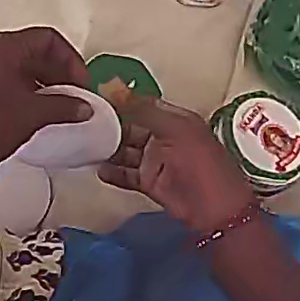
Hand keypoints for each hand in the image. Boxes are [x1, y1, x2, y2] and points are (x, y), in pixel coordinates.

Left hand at [0, 27, 91, 164]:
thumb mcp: (35, 113)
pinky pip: (14, 75)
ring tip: (63, 103)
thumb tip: (83, 107)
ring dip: (48, 81)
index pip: (48, 39)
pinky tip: (44, 107)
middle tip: (75, 93)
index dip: (71, 60)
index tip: (80, 82)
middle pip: (37, 49)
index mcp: (4, 46)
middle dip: (61, 71)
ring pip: (26, 63)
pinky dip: (32, 87)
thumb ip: (66, 105)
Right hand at [99, 97, 257, 233]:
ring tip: (84, 145)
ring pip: (126, 151)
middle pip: (131, 128)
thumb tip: (118, 91)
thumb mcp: (176, 129)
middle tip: (84, 123)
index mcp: (175, 120)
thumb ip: (146, 111)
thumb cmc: (200, 163)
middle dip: (110, 126)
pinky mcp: (150, 183)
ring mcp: (156, 161)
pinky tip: (98, 169)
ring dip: (108, 149)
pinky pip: (127, 174)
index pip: (144, 106)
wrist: (215, 209)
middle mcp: (164, 137)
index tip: (98, 98)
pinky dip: (113, 172)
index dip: (123, 102)